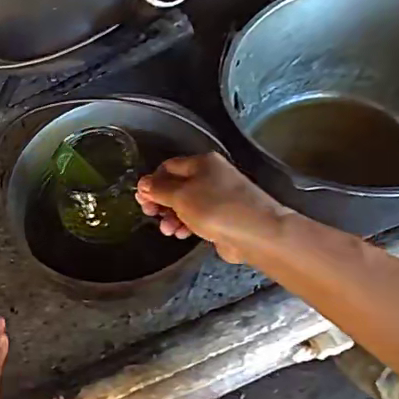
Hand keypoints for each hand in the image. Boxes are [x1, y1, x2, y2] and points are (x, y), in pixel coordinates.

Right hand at [137, 153, 291, 263]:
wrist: (256, 232)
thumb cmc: (215, 208)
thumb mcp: (181, 196)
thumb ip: (159, 189)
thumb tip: (143, 184)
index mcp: (202, 163)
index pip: (168, 167)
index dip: (152, 182)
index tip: (142, 199)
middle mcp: (211, 176)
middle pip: (177, 186)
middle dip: (161, 202)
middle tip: (150, 215)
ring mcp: (219, 197)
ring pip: (187, 204)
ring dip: (172, 217)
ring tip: (167, 230)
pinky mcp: (223, 217)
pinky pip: (198, 218)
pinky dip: (187, 224)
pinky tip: (181, 234)